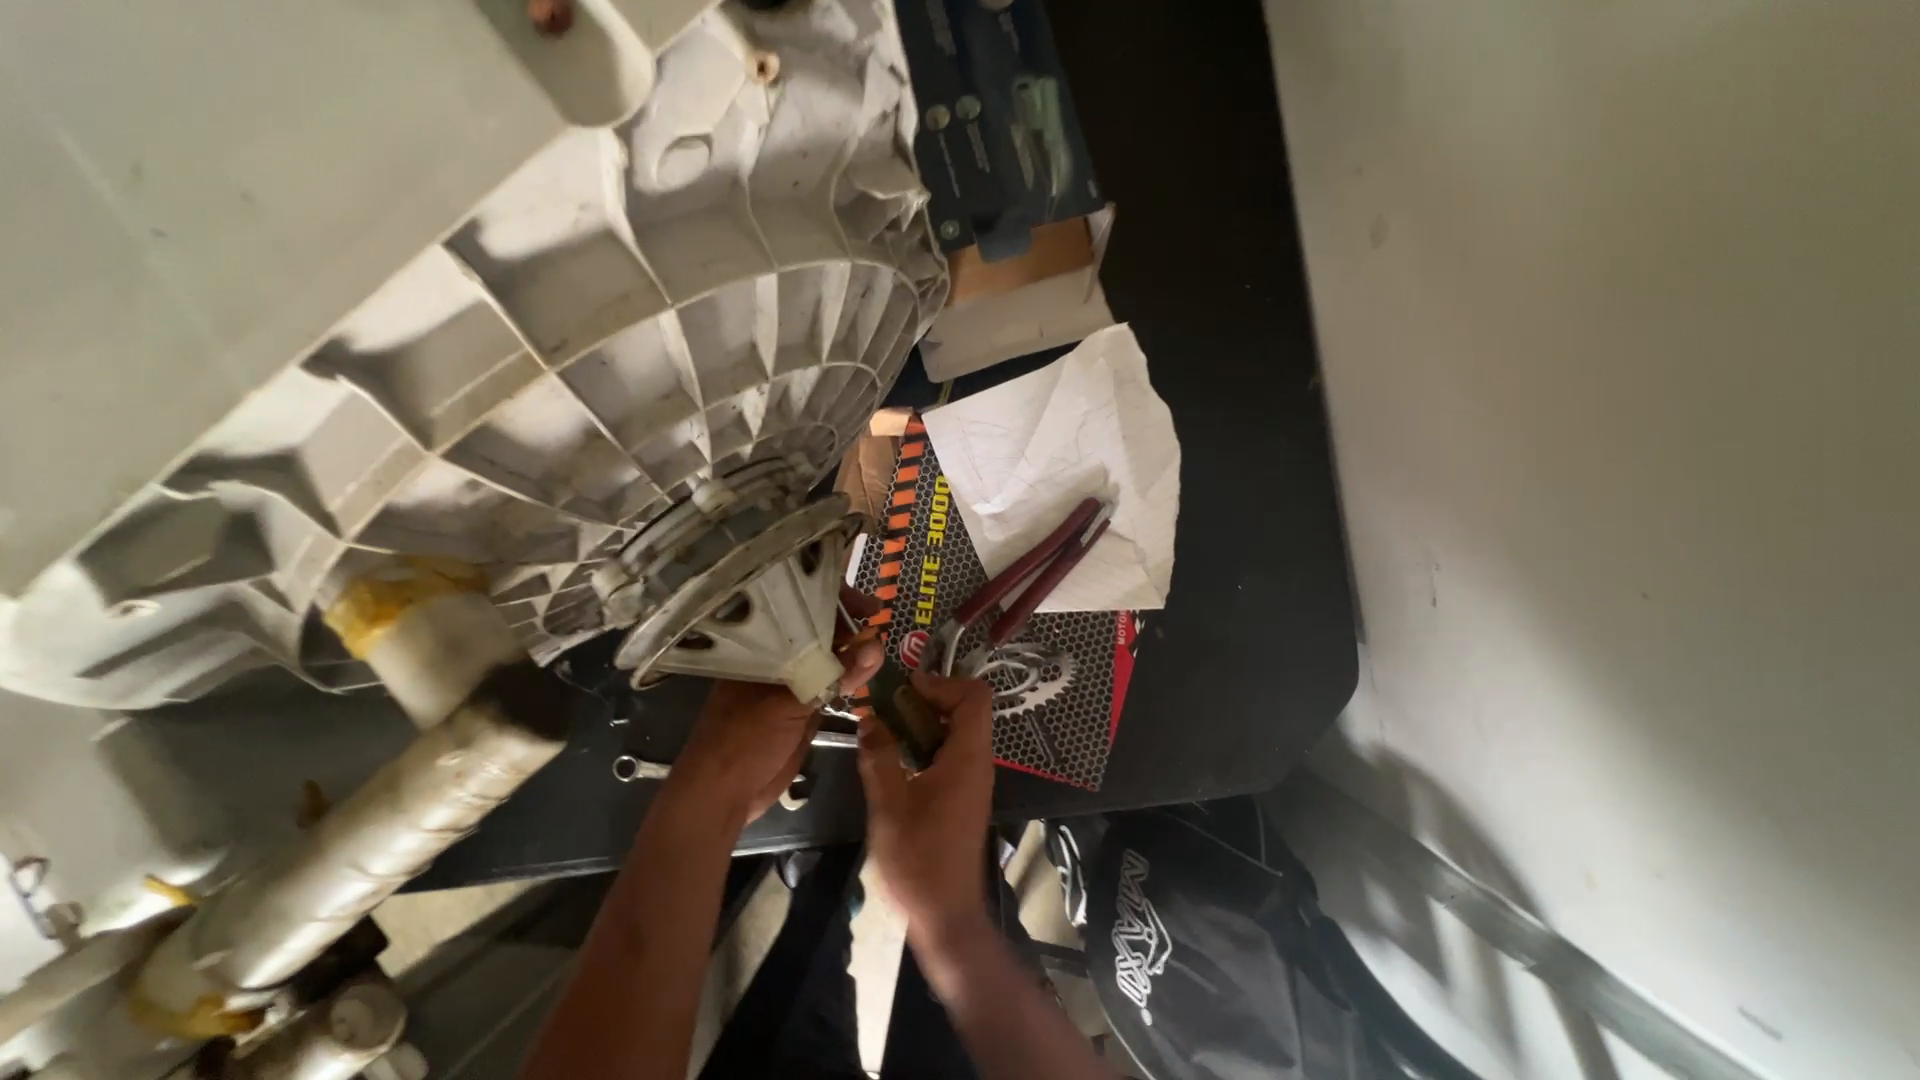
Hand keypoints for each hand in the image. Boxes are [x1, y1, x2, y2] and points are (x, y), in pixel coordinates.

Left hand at [670, 587, 884, 822]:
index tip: (865, 605)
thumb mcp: (788, 704)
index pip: (799, 608)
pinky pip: (830, 684)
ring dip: (851, 651)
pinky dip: (849, 677)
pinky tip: (870, 673)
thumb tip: (877, 646)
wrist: (723, 794)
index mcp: (761, 647)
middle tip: (879, 622)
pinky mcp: (801, 708)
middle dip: (847, 623)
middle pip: (817, 630)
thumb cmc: (742, 740)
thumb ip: (834, 675)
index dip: (832, 599)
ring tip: (879, 647)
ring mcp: (789, 683)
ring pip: (826, 657)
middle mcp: (776, 659)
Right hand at [857, 672, 996, 944]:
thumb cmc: (918, 859)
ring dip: (922, 723)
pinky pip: (949, 755)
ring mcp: (972, 781)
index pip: (974, 697)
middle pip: (965, 711)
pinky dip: (925, 746)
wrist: (946, 914)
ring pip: (955, 733)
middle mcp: (978, 764)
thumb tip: (870, 719)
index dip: (942, 682)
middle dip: (926, 699)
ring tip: (884, 728)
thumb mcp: (889, 804)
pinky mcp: (962, 798)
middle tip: (886, 704)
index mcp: (968, 758)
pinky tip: (894, 759)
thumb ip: (879, 756)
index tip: (904, 687)